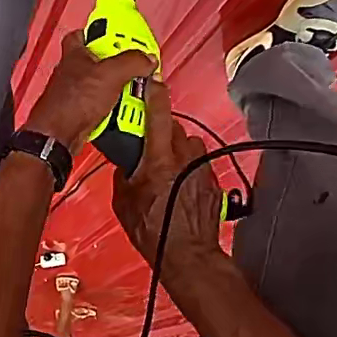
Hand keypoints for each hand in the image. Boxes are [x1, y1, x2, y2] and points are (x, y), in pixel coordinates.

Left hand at [22, 31, 155, 147]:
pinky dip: (114, 109)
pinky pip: (105, 106)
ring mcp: (79, 93)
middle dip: (121, 67)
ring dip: (120, 91)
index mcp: (76, 53)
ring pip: (106, 86)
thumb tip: (147, 59)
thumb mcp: (110, 74)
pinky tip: (120, 112)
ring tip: (130, 94)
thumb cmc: (69, 103)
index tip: (123, 34)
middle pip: (104, 62)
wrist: (58, 137)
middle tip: (135, 69)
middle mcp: (76, 72)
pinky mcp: (83, 111)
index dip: (103, 31)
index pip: (87, 32)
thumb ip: (132, 62)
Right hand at [111, 79, 222, 271]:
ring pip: (187, 143)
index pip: (158, 113)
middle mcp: (184, 158)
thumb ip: (124, 175)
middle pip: (172, 126)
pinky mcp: (212, 181)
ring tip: (166, 167)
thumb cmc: (154, 232)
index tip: (149, 81)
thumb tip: (125, 164)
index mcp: (159, 160)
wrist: (188, 255)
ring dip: (176, 148)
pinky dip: (188, 167)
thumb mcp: (123, 202)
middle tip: (147, 141)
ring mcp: (201, 168)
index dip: (154, 92)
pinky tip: (179, 186)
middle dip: (159, 128)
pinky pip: (198, 163)